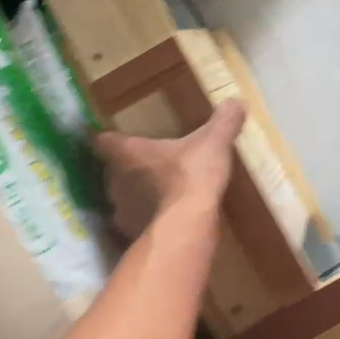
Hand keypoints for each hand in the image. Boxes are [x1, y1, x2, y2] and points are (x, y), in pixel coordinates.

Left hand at [94, 101, 245, 238]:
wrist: (188, 227)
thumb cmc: (191, 176)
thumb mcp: (213, 143)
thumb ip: (223, 122)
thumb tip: (237, 102)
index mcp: (128, 153)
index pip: (103, 141)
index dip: (104, 137)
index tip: (106, 134)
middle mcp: (116, 181)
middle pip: (111, 171)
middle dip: (125, 168)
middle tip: (144, 163)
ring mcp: (121, 212)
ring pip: (122, 200)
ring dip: (134, 197)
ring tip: (155, 193)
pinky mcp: (132, 236)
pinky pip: (136, 225)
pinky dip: (146, 222)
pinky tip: (163, 220)